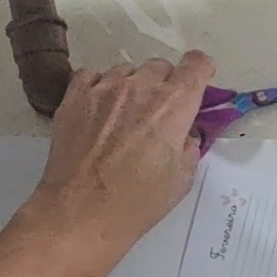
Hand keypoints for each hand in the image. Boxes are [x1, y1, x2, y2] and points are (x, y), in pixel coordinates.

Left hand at [24, 52, 215, 255]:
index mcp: (175, 104)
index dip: (201, 71)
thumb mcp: (182, 178)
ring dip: (133, 86)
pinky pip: (93, 75)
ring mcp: (104, 88)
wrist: (82, 212)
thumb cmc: (139, 200)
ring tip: (126, 114)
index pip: (197, 64)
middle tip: (160, 112)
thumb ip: (189, 145)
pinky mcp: (74, 97)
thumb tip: (183, 133)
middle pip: (161, 66)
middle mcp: (141, 87)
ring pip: (127, 70)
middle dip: (166, 84)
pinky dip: (101, 85)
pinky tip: (100, 108)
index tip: (198, 85)